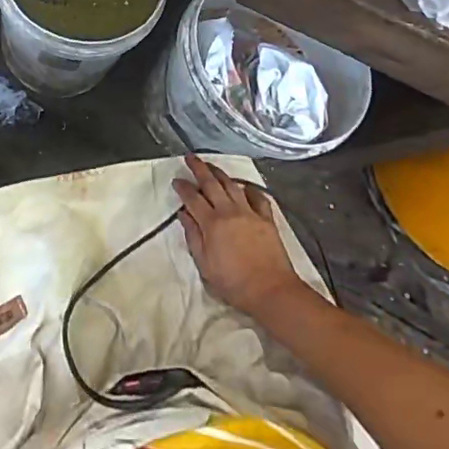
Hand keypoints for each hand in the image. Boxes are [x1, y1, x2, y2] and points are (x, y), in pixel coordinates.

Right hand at [173, 155, 311, 318]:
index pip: (193, 198)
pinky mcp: (266, 218)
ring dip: (220, 172)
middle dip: (199, 168)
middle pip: (211, 183)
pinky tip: (244, 186)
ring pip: (232, 185)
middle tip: (190, 157)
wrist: (271, 290)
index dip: (183, 187)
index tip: (177, 180)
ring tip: (211, 165)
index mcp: (212, 223)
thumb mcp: (205, 265)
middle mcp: (229, 211)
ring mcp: (250, 212)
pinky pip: (258, 196)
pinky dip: (249, 188)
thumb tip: (183, 214)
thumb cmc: (233, 283)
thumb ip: (193, 236)